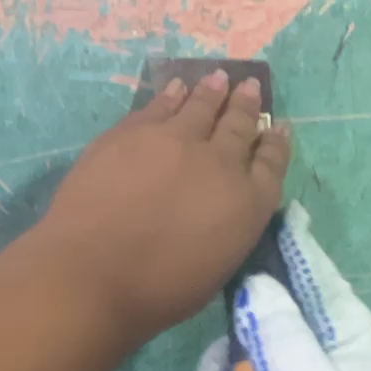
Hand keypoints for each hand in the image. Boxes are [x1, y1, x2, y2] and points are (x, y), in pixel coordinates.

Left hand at [34, 68, 291, 338]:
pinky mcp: (131, 133)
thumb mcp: (215, 268)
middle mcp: (218, 162)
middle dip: (246, 105)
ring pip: (199, 106)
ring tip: (217, 78)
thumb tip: (223, 205)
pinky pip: (158, 106)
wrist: (92, 275)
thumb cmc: (157, 292)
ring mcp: (173, 141)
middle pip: (238, 125)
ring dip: (211, 91)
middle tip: (250, 85)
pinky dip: (171, 96)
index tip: (278, 127)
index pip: (271, 164)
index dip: (276, 144)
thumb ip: (226, 228)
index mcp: (246, 204)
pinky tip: (174, 89)